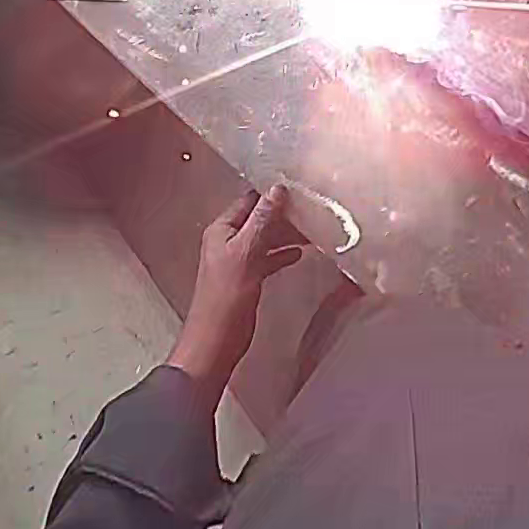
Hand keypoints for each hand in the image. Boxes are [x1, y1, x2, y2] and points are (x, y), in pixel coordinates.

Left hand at [165, 185, 304, 408]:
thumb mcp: (245, 254)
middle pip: (259, 219)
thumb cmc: (226, 297)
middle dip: (283, 213)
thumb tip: (278, 188)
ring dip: (286, 233)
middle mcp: (228, 240)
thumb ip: (262, 222)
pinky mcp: (248, 277)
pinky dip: (281, 254)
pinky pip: (267, 258)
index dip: (271, 192)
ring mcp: (238, 259)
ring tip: (313, 227)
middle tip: (312, 206)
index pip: (249, 201)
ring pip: (265, 238)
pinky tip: (300, 253)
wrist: (215, 344)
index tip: (299, 184)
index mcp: (222, 229)